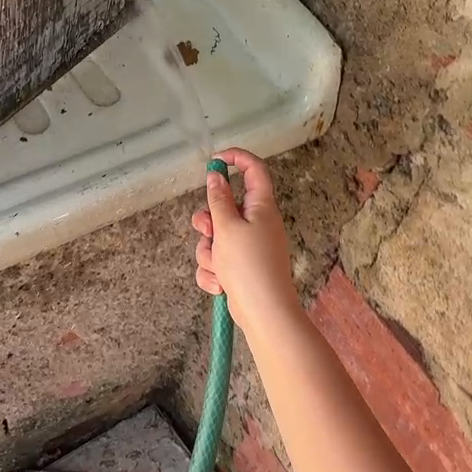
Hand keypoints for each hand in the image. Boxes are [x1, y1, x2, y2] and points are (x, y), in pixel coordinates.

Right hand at [193, 148, 300, 327]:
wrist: (264, 313)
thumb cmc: (249, 265)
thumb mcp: (226, 227)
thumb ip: (218, 199)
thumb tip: (215, 175)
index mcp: (261, 207)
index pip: (254, 170)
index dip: (236, 158)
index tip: (214, 161)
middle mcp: (256, 223)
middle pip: (225, 207)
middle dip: (208, 221)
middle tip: (207, 230)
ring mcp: (248, 246)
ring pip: (215, 236)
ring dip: (209, 251)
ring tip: (217, 266)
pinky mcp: (240, 267)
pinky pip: (217, 259)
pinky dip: (213, 271)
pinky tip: (219, 284)